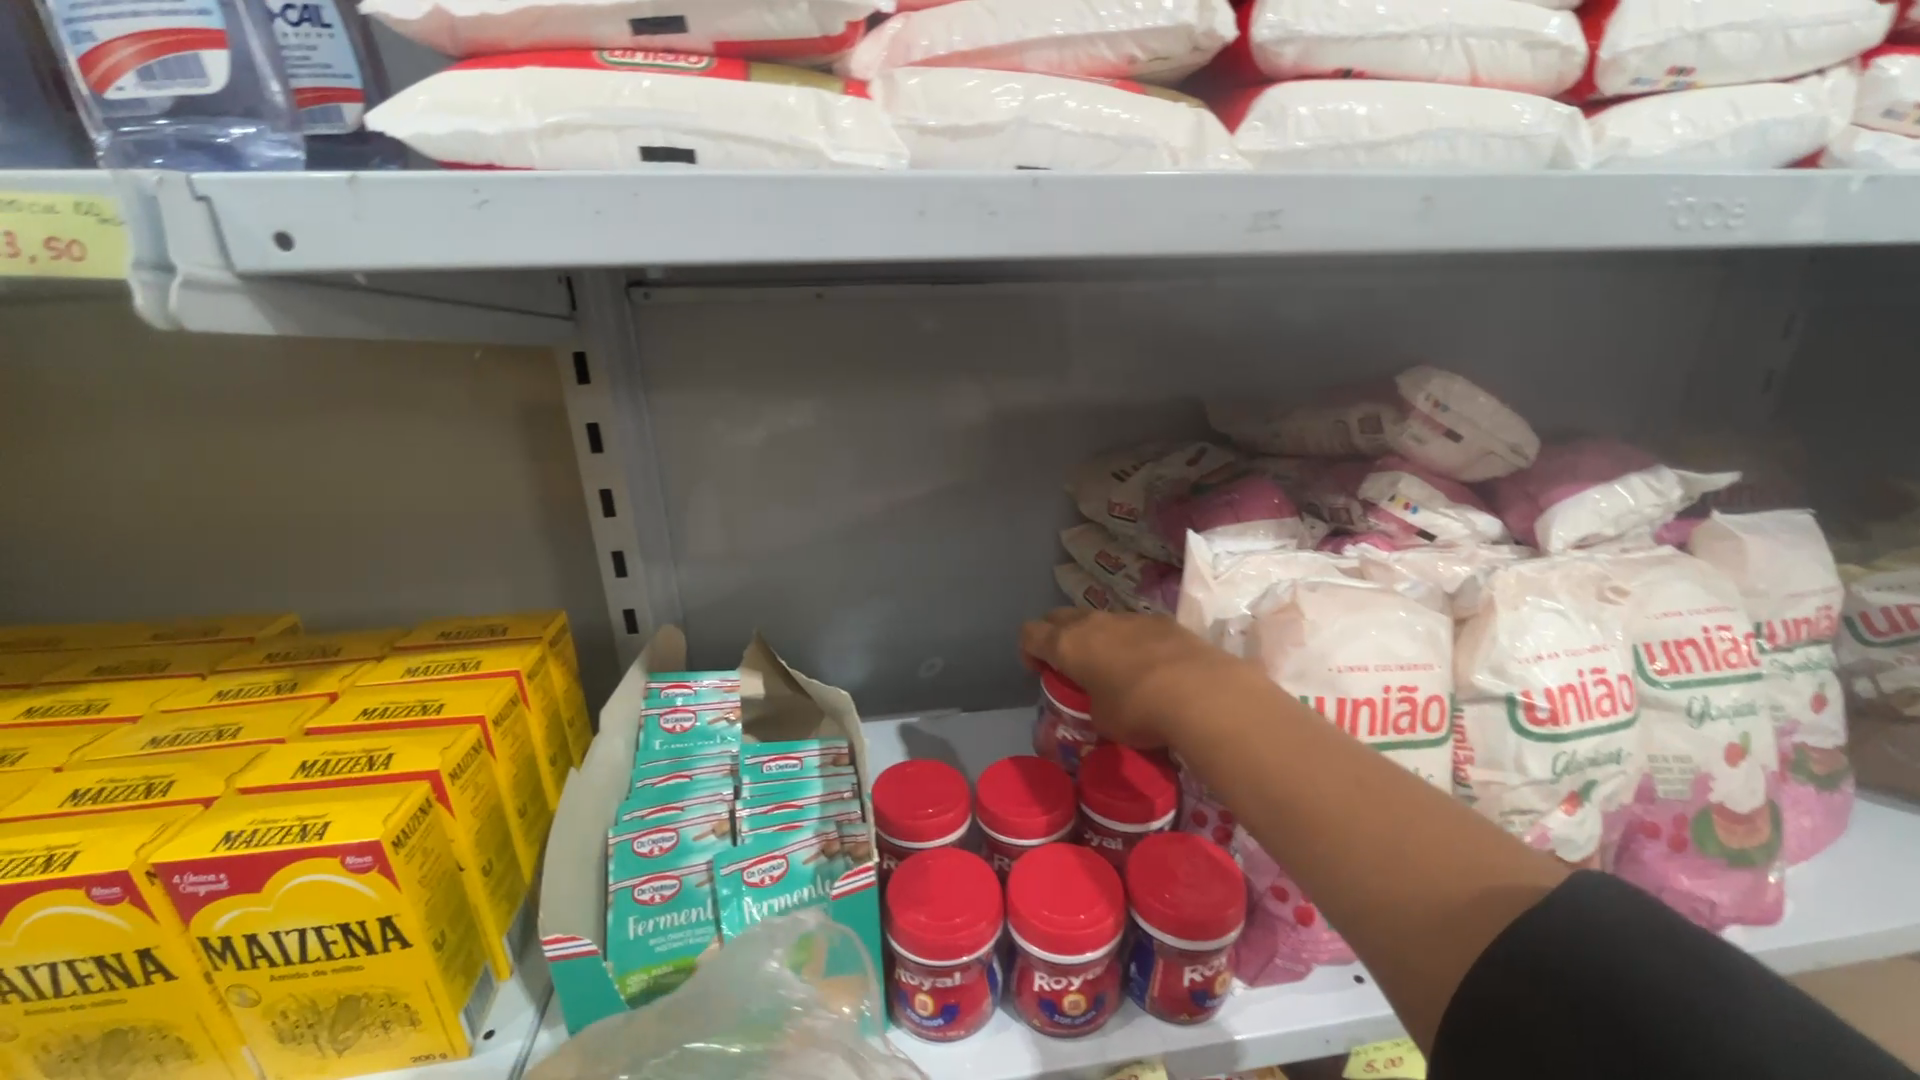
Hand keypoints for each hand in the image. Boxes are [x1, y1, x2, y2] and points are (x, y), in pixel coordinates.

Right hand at [1020, 609, 1269, 749]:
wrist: (1199, 692)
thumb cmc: (1136, 710)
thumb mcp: (1101, 720)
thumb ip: (1092, 704)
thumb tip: (1102, 702)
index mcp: (1067, 645)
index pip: (1030, 633)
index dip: (1028, 651)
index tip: (1040, 672)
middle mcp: (1093, 622)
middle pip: (1060, 616)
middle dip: (1057, 636)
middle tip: (1069, 665)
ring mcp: (1129, 617)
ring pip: (1100, 619)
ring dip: (1097, 637)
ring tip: (1112, 666)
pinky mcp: (1162, 620)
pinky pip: (1134, 626)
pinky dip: (1131, 641)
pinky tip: (1149, 666)